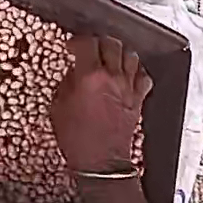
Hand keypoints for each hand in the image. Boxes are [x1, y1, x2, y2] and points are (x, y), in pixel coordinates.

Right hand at [51, 36, 151, 174]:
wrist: (100, 162)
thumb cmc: (77, 140)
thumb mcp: (58, 108)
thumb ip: (66, 84)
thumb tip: (73, 73)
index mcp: (89, 77)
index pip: (87, 43)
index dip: (77, 41)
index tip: (72, 46)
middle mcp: (112, 78)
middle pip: (112, 44)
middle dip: (99, 42)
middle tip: (91, 48)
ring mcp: (127, 88)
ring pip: (130, 55)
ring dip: (119, 53)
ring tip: (110, 58)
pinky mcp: (137, 100)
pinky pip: (143, 77)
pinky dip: (136, 71)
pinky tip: (128, 74)